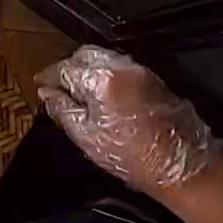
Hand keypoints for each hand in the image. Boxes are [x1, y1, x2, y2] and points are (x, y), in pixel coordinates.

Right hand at [36, 46, 220, 197]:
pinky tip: (102, 96)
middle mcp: (122, 67)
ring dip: (89, 70)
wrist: (182, 168)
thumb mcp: (87, 137)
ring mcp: (140, 71)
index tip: (39, 84)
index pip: (65, 68)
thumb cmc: (132, 158)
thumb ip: (62, 109)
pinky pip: (122, 68)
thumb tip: (46, 92)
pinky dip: (107, 76)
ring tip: (80, 94)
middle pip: (85, 55)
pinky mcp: (153, 79)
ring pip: (105, 59)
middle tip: (58, 88)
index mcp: (102, 80)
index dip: (48, 76)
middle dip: (69, 68)